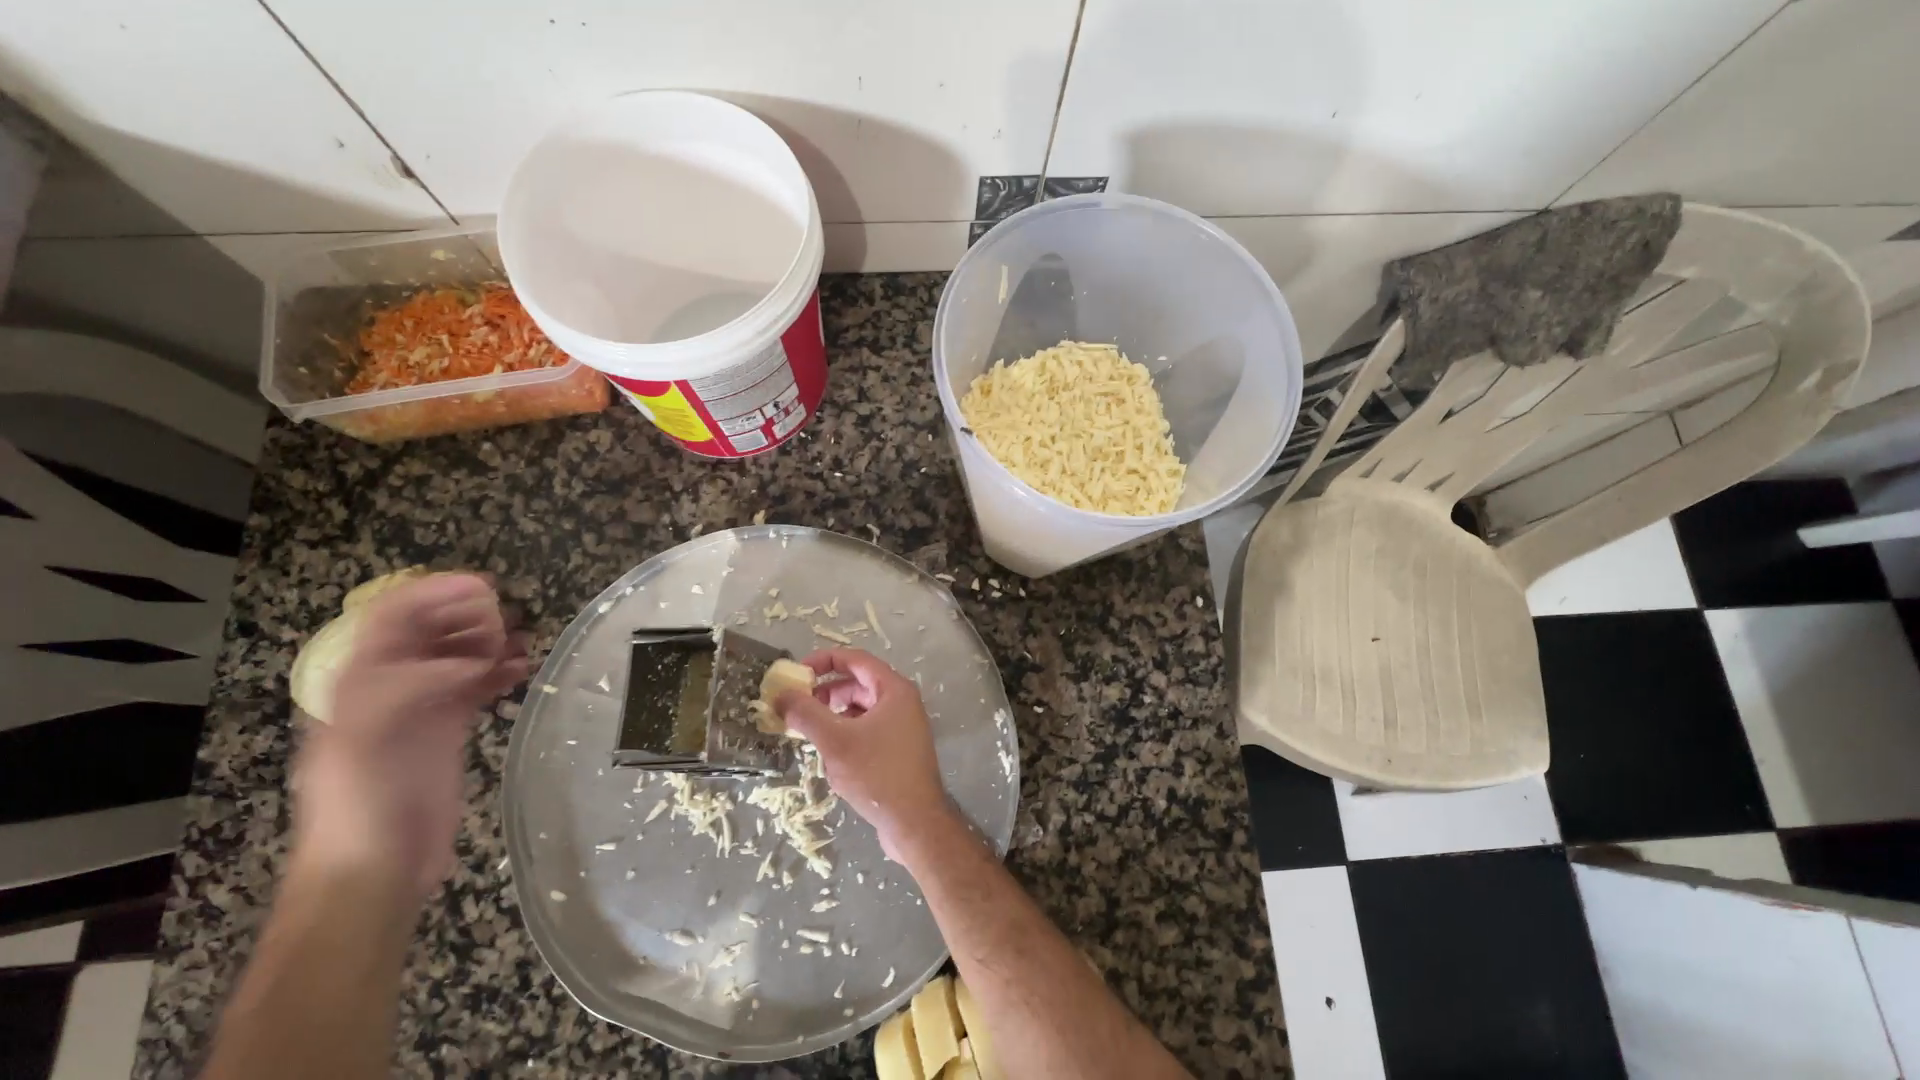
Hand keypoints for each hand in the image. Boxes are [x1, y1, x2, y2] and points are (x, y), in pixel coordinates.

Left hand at [292, 573, 526, 899]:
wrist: (372, 871)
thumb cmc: (359, 808)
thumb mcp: (364, 743)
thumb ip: (408, 690)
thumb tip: (468, 660)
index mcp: (360, 683)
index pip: (392, 619)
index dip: (431, 595)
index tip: (479, 588)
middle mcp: (389, 687)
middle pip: (428, 632)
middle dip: (466, 615)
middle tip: (507, 615)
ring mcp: (421, 709)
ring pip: (456, 656)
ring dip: (488, 639)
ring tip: (522, 636)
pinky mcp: (447, 733)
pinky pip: (475, 688)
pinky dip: (498, 672)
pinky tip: (522, 667)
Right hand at [776, 648, 954, 859]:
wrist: (915, 823)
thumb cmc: (877, 774)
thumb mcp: (835, 741)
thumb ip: (805, 713)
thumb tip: (781, 695)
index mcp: (894, 690)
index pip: (855, 659)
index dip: (824, 660)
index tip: (796, 672)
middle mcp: (902, 703)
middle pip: (857, 684)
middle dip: (825, 693)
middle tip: (798, 708)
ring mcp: (903, 728)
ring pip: (860, 711)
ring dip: (834, 718)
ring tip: (811, 736)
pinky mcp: (898, 751)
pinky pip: (867, 732)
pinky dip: (846, 736)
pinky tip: (832, 759)